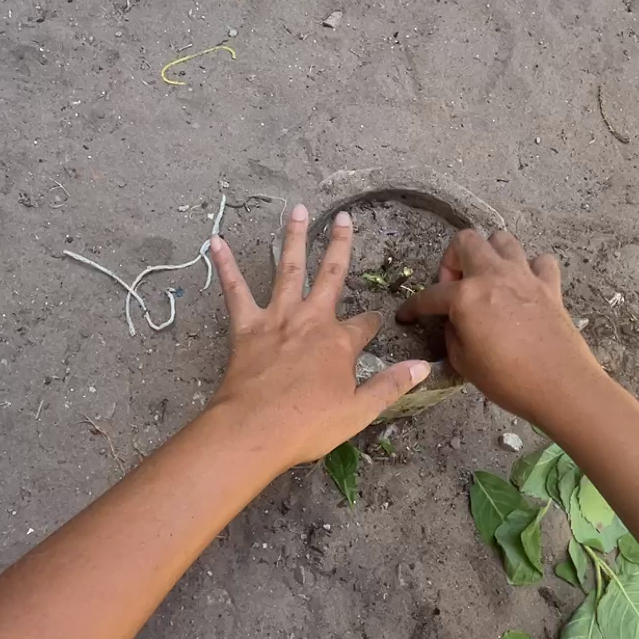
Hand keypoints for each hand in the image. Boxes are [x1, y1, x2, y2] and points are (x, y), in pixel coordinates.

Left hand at [205, 204, 432, 469]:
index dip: (371, 324)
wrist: (255, 429)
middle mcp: (311, 320)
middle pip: (331, 275)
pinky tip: (216, 242)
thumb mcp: (359, 410)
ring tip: (297, 209)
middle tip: (344, 217)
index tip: (373, 323)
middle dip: (339, 245)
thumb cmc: (308, 424)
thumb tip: (422, 366)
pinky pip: (234, 290)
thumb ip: (391, 385)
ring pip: (288, 268)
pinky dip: (225, 266)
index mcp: (340, 342)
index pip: (364, 325)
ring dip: (293, 237)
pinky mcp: (246, 326)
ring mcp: (278, 319)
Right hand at [395, 229, 605, 425]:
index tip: (406, 315)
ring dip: (490, 254)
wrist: (561, 385)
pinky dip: (529, 269)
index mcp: (466, 296)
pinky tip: (524, 287)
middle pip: (466, 241)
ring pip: (502, 240)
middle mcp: (493, 276)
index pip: (430, 295)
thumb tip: (455, 323)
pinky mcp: (550, 286)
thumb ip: (453, 334)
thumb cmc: (508, 379)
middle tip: (454, 287)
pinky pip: (539, 262)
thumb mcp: (464, 362)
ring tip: (488, 280)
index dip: (413, 306)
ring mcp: (524, 276)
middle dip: (452, 260)